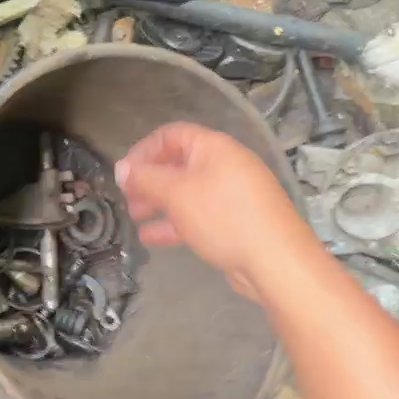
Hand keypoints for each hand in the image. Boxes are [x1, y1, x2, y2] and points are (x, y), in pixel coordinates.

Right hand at [114, 122, 318, 299]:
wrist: (277, 263)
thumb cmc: (223, 217)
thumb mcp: (176, 193)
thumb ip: (145, 178)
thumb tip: (122, 168)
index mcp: (214, 148)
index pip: (171, 135)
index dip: (144, 149)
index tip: (124, 172)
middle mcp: (225, 166)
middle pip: (178, 164)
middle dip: (149, 180)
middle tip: (127, 196)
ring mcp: (232, 195)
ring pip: (186, 192)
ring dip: (158, 202)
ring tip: (135, 217)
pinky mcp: (236, 222)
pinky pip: (199, 214)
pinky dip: (175, 222)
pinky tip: (152, 237)